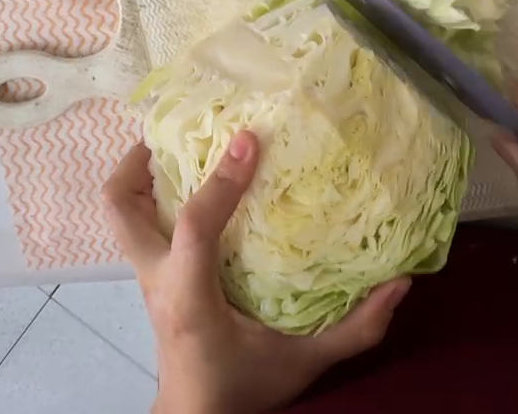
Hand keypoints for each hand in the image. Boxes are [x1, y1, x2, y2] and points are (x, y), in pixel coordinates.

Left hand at [103, 131, 410, 413]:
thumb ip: (354, 328)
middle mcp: (158, 278)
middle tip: (179, 132)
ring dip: (136, 172)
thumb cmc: (244, 386)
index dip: (222, 181)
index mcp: (191, 296)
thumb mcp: (305, 363)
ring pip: (116, 211)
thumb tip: (401, 282)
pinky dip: (145, 194)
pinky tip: (184, 182)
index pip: (195, 226)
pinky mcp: (148, 276)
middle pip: (120, 206)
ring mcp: (145, 277)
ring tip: (174, 146)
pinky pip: (131, 222)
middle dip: (138, 160)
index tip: (250, 142)